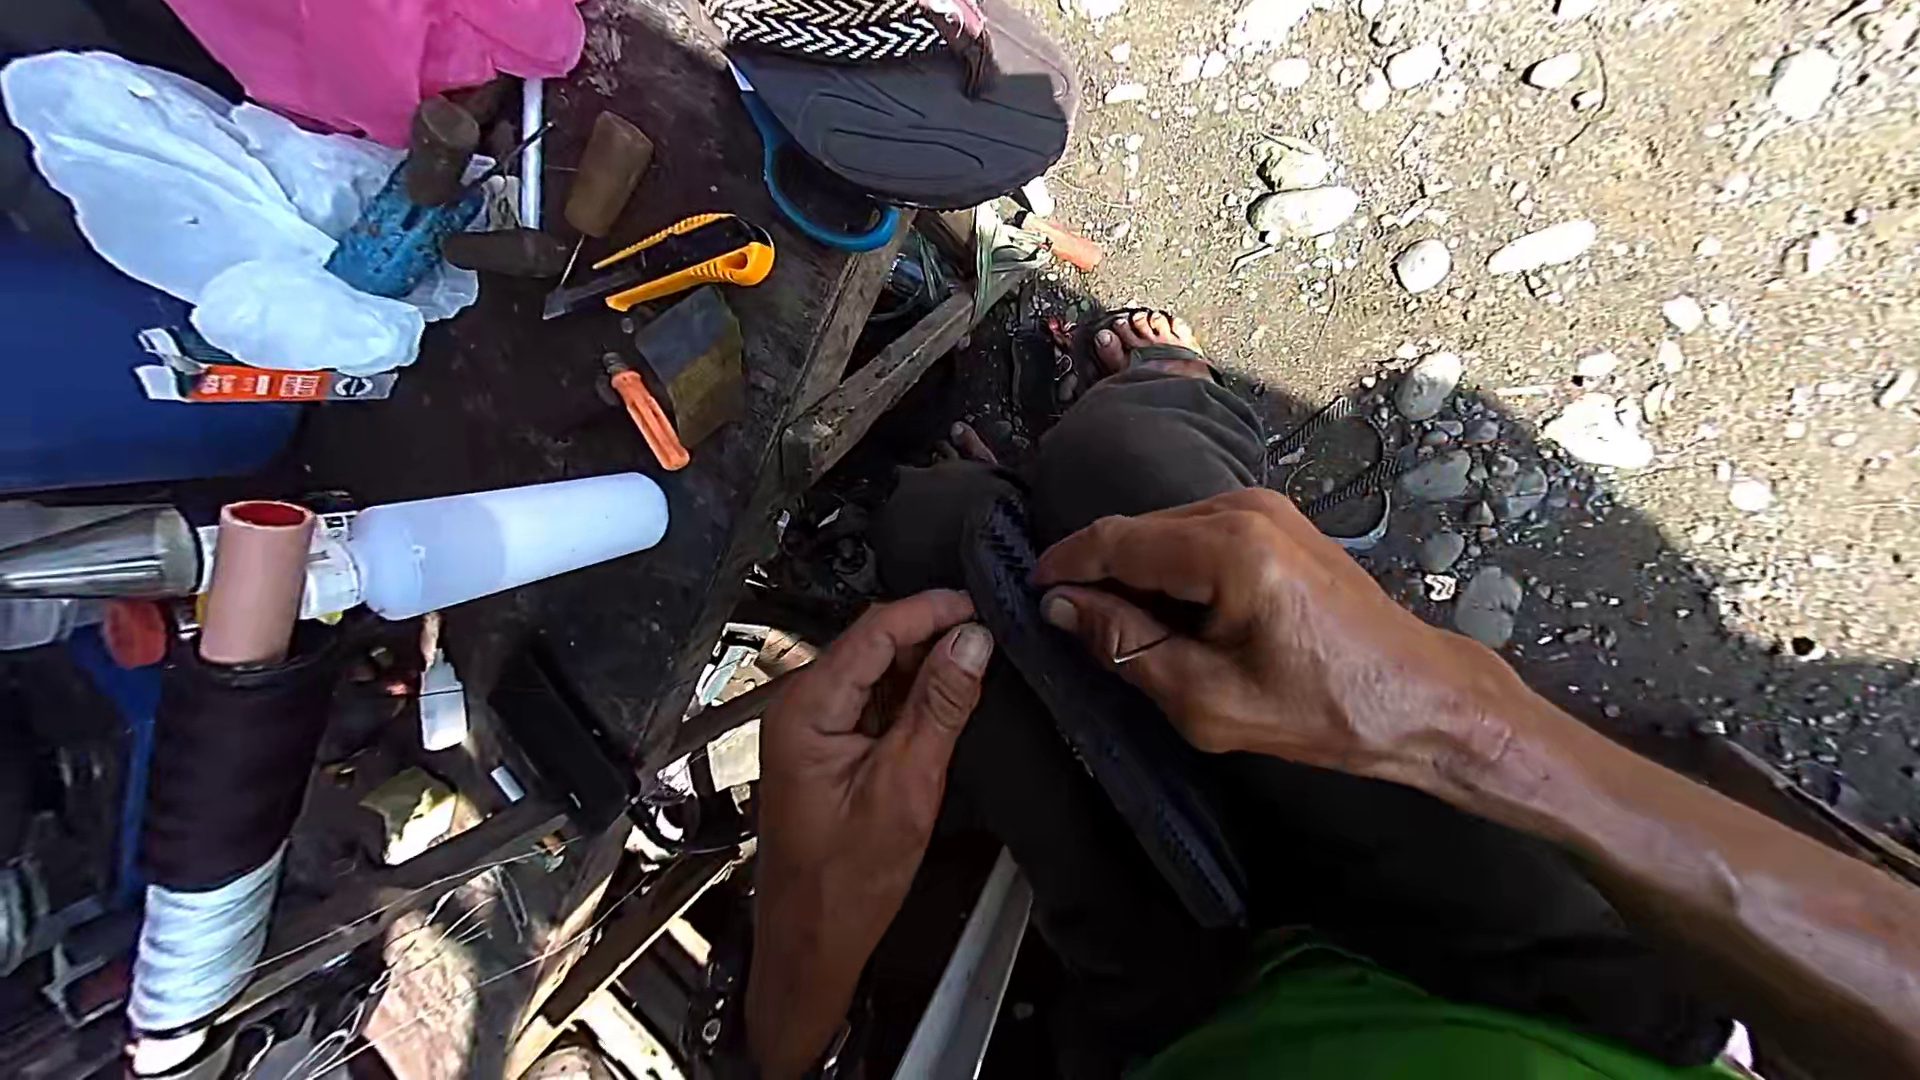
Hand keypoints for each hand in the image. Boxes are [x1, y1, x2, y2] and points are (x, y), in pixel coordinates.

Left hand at [746, 590, 993, 1078]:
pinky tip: (943, 695)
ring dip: (924, 662)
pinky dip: (912, 689)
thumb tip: (972, 642)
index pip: (874, 631)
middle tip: (983, 638)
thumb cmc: (846, 880)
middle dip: (930, 634)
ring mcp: (814, 718)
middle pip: (873, 641)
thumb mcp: (907, 786)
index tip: (975, 606)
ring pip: (878, 664)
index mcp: (806, 708)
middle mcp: (802, 702)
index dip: (929, 611)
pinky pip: (875, 693)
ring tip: (972, 664)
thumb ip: (940, 706)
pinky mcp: (830, 735)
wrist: (811, 939)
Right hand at [1030, 488, 1517, 783]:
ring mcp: (1259, 505)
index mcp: (1228, 549)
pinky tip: (1174, 610)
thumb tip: (1061, 605)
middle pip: (1133, 531)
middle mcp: (1240, 507)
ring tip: (1134, 629)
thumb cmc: (1322, 710)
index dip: (1063, 564)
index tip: (1034, 592)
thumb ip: (1125, 645)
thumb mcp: (1207, 699)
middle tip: (1084, 628)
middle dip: (1097, 575)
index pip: (1114, 541)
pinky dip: (1163, 567)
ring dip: (1130, 574)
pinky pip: (1188, 531)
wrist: (1423, 695)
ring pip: (1157, 530)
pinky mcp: (1269, 516)